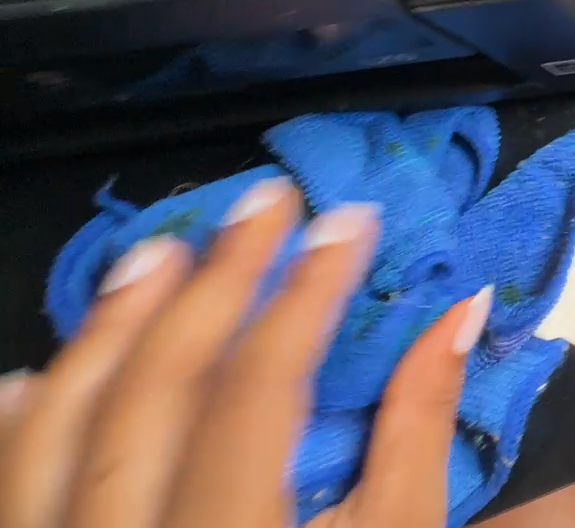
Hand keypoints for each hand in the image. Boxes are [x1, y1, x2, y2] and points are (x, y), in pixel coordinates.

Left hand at [0, 179, 491, 527]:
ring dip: (103, 332)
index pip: (257, 387)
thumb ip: (423, 424)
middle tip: (263, 201)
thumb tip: (461, 309)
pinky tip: (31, 373)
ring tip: (158, 252)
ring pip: (43, 440)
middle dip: (211, 282)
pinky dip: (10, 429)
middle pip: (145, 398)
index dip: (305, 291)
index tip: (350, 219)